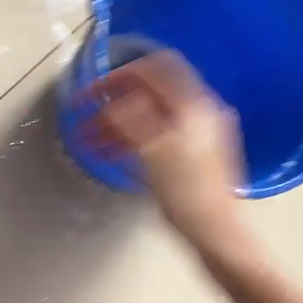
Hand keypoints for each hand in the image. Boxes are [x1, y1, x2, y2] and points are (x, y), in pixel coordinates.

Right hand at [84, 50, 247, 251]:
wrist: (218, 233)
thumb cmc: (187, 192)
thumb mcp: (153, 151)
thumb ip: (130, 118)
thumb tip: (110, 99)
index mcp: (194, 104)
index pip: (155, 68)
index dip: (120, 75)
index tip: (93, 92)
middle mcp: (198, 112)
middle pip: (149, 93)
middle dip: (113, 102)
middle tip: (85, 115)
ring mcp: (196, 134)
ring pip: (149, 117)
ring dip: (116, 123)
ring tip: (87, 139)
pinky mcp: (191, 155)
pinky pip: (155, 136)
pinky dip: (131, 139)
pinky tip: (109, 151)